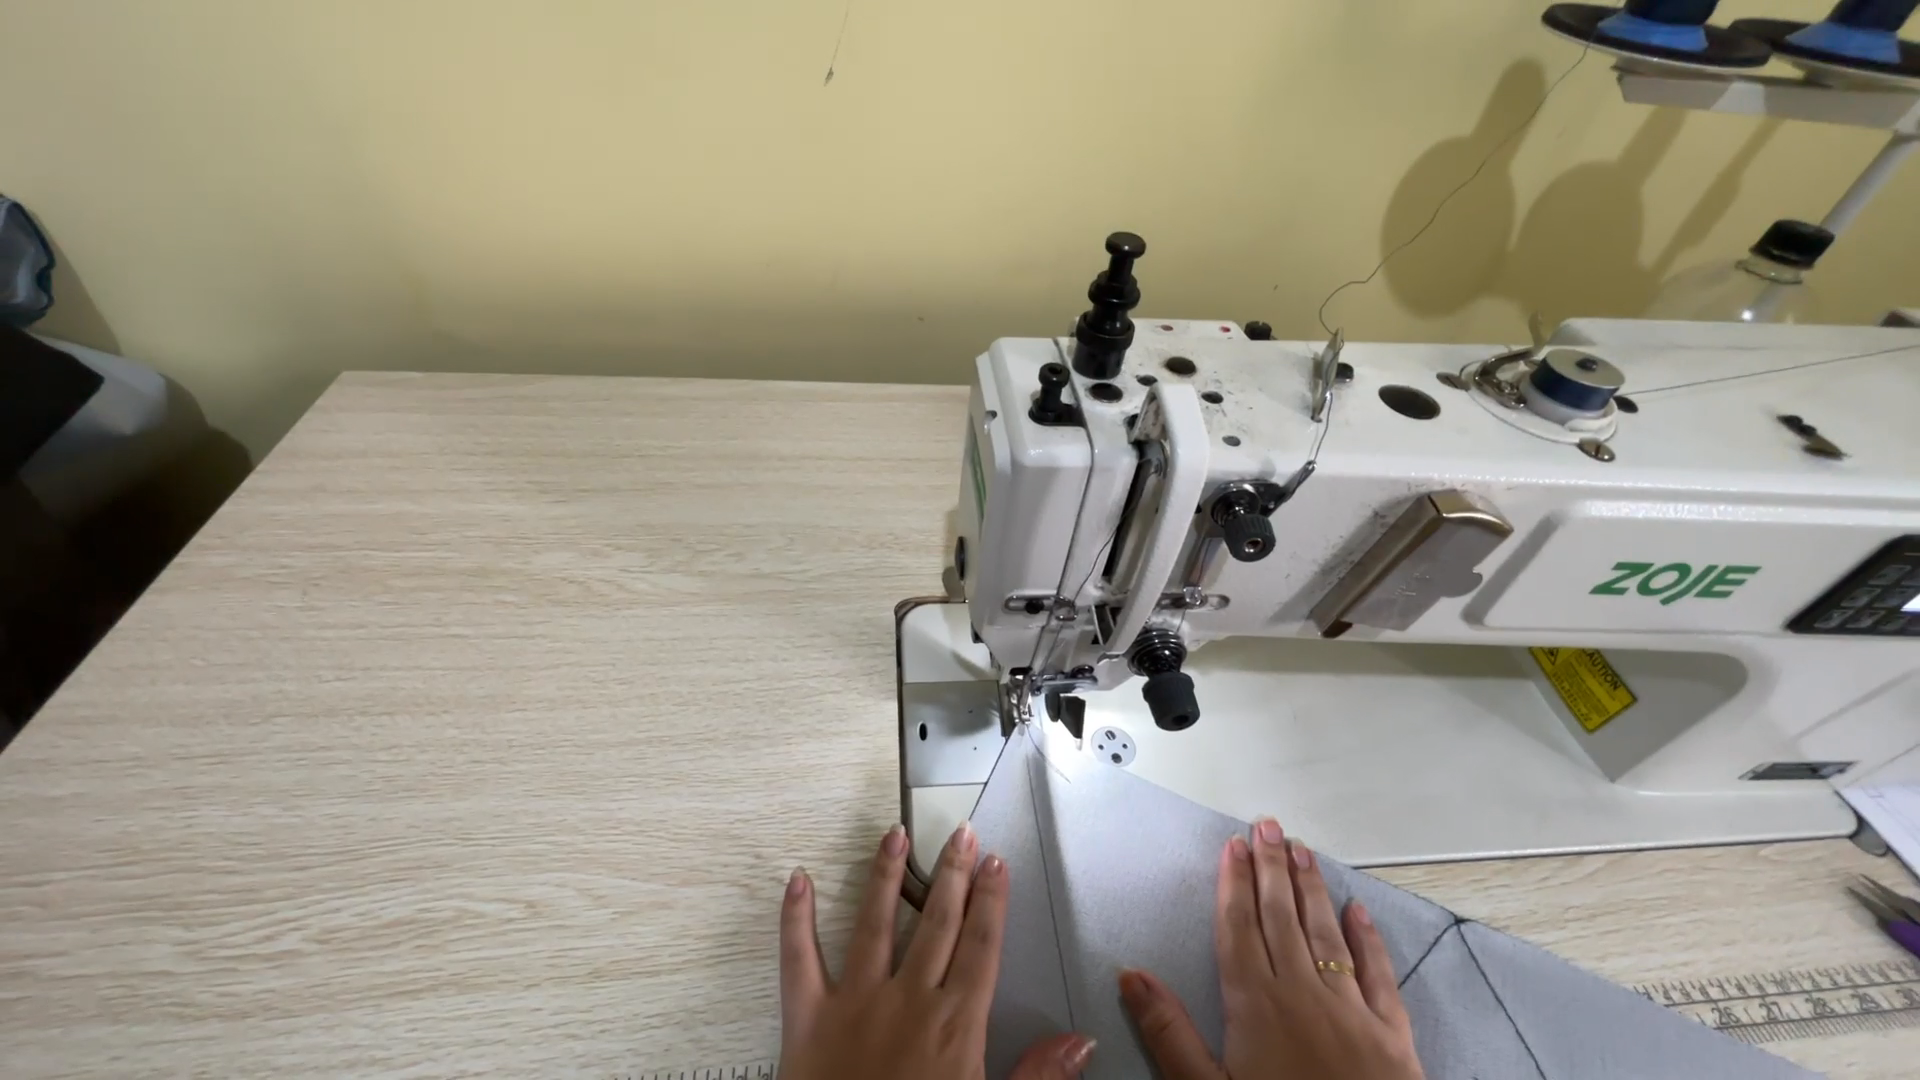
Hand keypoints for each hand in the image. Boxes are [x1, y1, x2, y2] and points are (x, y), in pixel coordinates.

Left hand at [779, 821, 1098, 1079]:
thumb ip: (1037, 1077)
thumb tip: (1080, 1040)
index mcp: (954, 1025)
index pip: (980, 946)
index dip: (991, 901)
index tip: (996, 862)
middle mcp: (907, 1001)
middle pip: (937, 922)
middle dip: (952, 873)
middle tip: (961, 832)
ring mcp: (855, 1003)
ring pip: (875, 923)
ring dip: (886, 875)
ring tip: (894, 834)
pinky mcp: (807, 1018)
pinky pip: (798, 959)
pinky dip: (795, 919)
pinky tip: (798, 879)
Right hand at [1119, 819, 1424, 1079]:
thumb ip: (1169, 1033)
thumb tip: (1130, 975)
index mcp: (1255, 1005)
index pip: (1238, 926)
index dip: (1233, 883)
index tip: (1232, 846)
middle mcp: (1302, 995)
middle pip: (1281, 917)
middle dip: (1271, 867)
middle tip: (1266, 826)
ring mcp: (1351, 1012)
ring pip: (1326, 934)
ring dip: (1311, 889)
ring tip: (1303, 850)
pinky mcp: (1393, 1038)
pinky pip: (1380, 976)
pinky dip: (1370, 940)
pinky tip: (1359, 911)